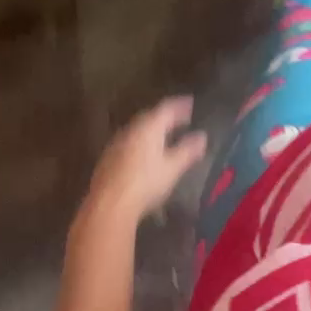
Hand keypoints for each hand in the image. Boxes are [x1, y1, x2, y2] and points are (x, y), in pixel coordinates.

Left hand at [84, 96, 208, 224]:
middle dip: (166, 116)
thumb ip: (188, 150)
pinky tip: (144, 154)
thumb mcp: (173, 168)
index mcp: (149, 126)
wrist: (108, 206)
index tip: (191, 103)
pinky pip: (129, 142)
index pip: (167, 107)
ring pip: (138, 129)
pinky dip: (140, 142)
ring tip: (164, 135)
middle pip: (151, 116)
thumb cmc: (145, 183)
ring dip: (152, 129)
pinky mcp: (107, 158)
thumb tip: (202, 136)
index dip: (180, 105)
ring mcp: (117, 143)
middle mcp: (132, 129)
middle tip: (179, 118)